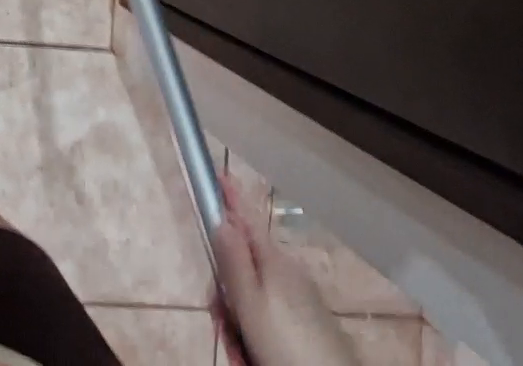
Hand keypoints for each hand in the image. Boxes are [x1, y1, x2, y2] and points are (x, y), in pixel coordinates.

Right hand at [212, 189, 360, 365]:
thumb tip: (220, 217)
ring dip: (237, 318)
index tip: (217, 173)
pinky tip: (254, 354)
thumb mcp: (250, 304)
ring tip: (240, 349)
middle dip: (225, 290)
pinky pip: (267, 313)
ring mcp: (298, 297)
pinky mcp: (305, 321)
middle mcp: (286, 272)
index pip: (246, 217)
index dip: (230, 197)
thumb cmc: (287, 344)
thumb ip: (233, 261)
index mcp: (273, 261)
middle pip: (242, 264)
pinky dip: (254, 330)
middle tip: (220, 318)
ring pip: (251, 293)